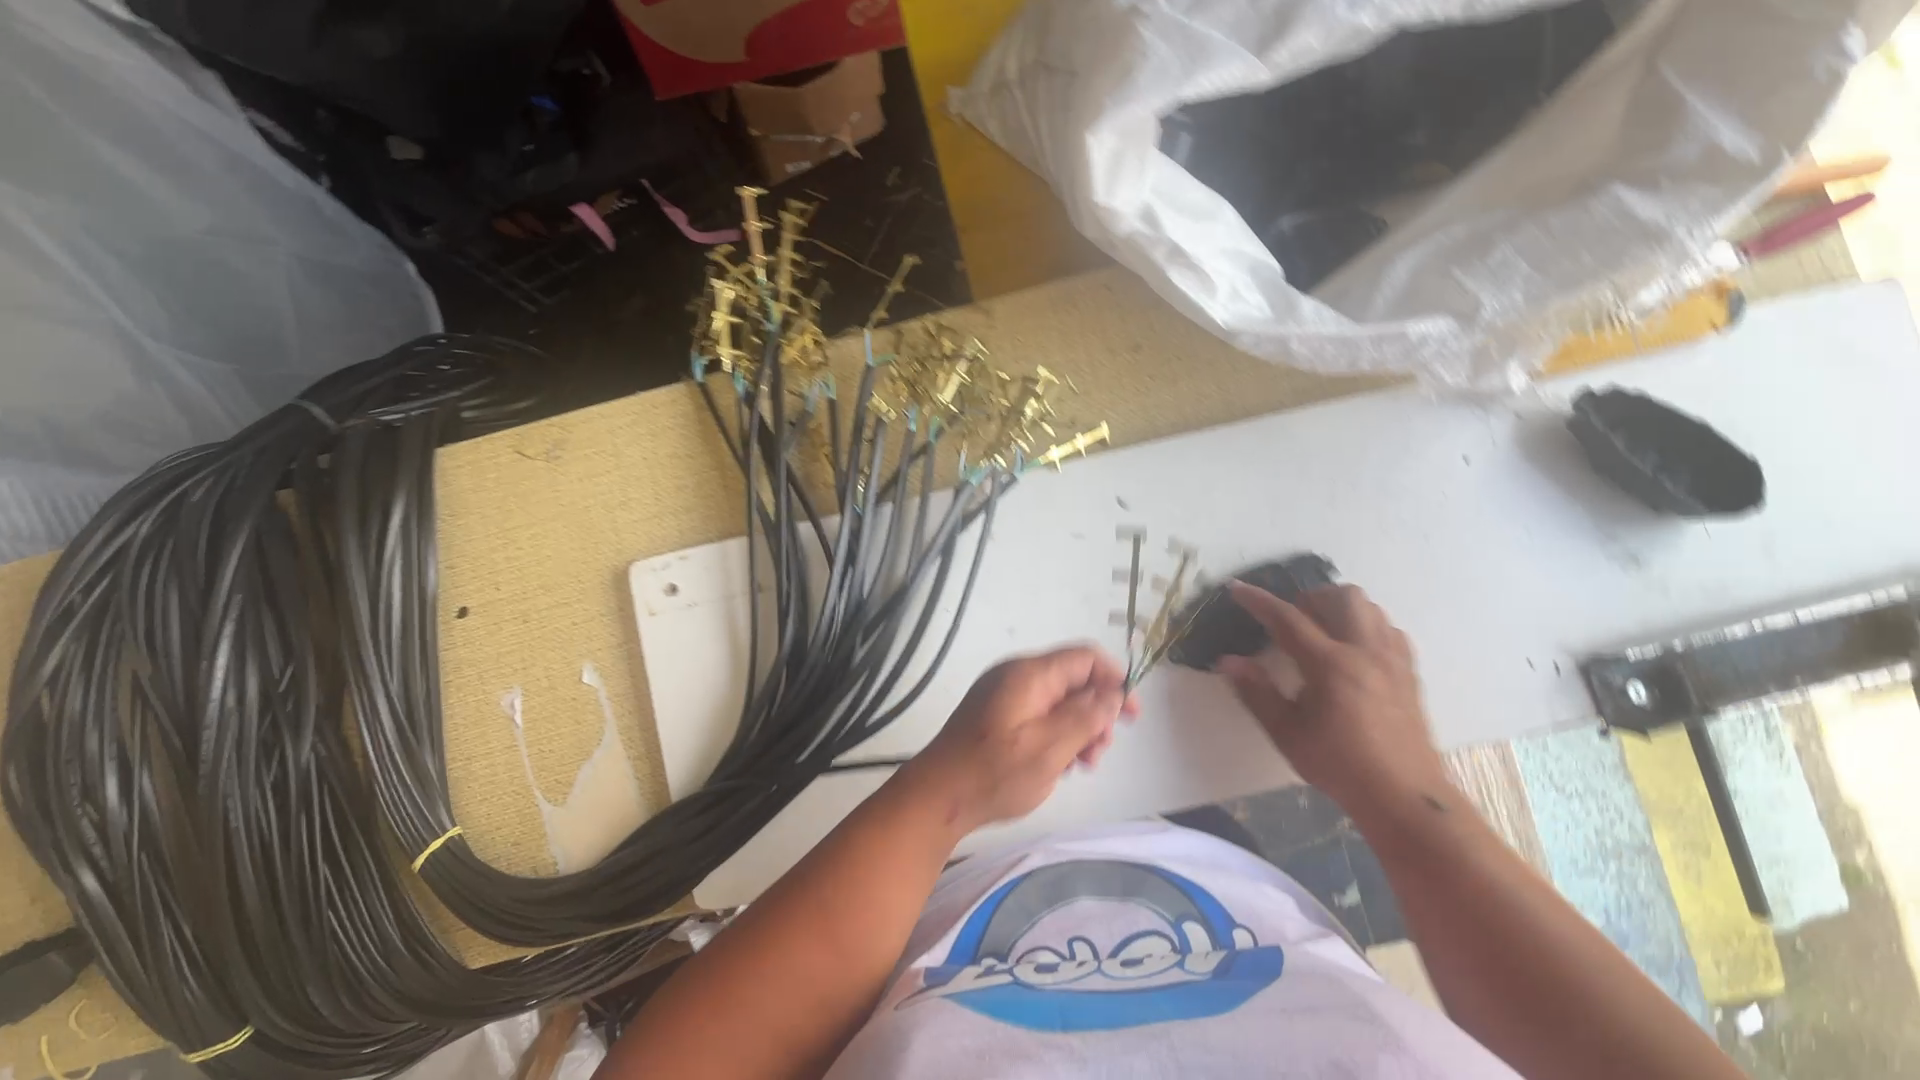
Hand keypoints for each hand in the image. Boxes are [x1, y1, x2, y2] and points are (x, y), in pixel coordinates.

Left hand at [903, 646, 1135, 833]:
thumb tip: (1113, 693)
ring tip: (1081, 765)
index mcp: (1029, 674)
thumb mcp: (1050, 747)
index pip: (1085, 658)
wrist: (937, 798)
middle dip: (1096, 713)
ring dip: (1079, 729)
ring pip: (1058, 701)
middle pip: (1073, 681)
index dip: (1115, 681)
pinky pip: (1039, 715)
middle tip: (1099, 753)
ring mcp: (1004, 696)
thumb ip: (1086, 716)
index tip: (1130, 716)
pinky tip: (1059, 765)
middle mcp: (1016, 676)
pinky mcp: (997, 717)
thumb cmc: (994, 773)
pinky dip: (1057, 735)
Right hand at [1215, 583, 1448, 815]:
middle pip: (1341, 597)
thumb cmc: (1339, 765)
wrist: (1402, 795)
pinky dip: (1367, 626)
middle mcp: (1366, 651)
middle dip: (1310, 598)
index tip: (1237, 589)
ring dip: (1340, 608)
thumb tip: (1228, 661)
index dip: (1259, 601)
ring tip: (1321, 631)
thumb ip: (1257, 693)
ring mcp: (1393, 659)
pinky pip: (1389, 629)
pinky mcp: (1409, 672)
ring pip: (1370, 607)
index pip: (1289, 619)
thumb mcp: (1287, 734)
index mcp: (1331, 665)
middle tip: (1291, 621)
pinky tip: (1354, 650)